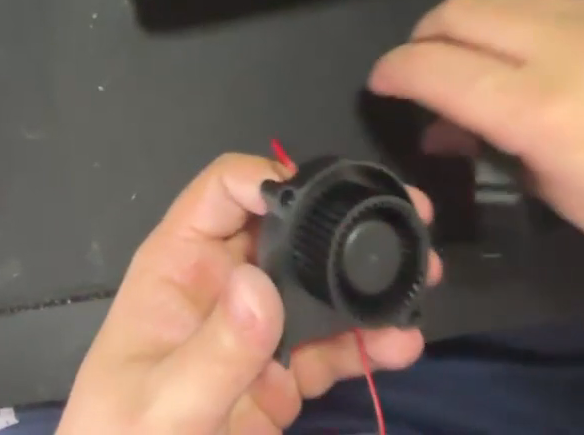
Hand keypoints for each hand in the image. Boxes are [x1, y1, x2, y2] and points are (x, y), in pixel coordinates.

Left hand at [59, 154, 439, 434]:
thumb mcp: (162, 404)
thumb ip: (214, 351)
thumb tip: (261, 283)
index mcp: (179, 263)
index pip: (223, 192)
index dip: (269, 178)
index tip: (325, 195)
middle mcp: (221, 282)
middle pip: (284, 228)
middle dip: (341, 221)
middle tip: (403, 218)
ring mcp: (254, 328)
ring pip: (315, 283)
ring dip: (365, 280)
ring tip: (420, 278)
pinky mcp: (280, 373)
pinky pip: (328, 344)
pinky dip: (366, 341)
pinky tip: (402, 343)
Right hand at [369, 0, 583, 327]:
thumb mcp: (577, 205)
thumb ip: (500, 151)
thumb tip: (451, 127)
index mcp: (546, 111)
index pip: (432, 66)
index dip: (391, 72)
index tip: (383, 86)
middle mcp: (569, 48)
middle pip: (458, 11)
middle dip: (425, 39)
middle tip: (426, 75)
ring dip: (474, 25)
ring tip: (484, 64)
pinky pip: (562, 2)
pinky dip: (530, 23)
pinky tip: (553, 60)